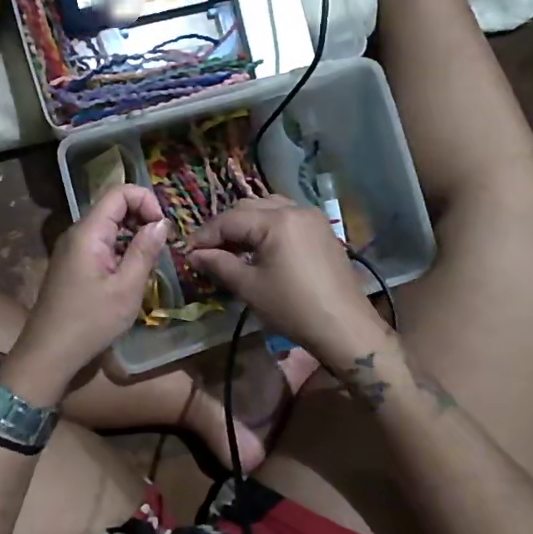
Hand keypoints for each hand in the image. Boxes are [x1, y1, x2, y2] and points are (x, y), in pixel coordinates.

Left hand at [6, 185, 167, 402]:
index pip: (119, 193)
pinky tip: (131, 274)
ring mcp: (72, 249)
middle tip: (161, 246)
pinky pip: (100, 244)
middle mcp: (77, 233)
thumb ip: (145, 251)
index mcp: (88, 232)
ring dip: (133, 236)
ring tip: (150, 261)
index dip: (146, 200)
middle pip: (113, 207)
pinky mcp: (72, 265)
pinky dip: (120, 250)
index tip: (162, 227)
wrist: (48, 353)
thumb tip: (161, 223)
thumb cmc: (90, 322)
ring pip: (108, 227)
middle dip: (142, 218)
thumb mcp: (126, 289)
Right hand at [186, 197, 393, 368]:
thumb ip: (219, 264)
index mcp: (276, 221)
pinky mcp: (322, 230)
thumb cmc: (293, 308)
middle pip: (248, 206)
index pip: (229, 219)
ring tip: (232, 247)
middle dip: (225, 226)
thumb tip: (194, 255)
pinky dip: (267, 225)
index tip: (188, 252)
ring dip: (246, 223)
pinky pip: (287, 216)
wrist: (344, 327)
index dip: (205, 235)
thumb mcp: (249, 287)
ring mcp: (312, 217)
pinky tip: (259, 247)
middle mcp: (295, 209)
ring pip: (268, 207)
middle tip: (208, 250)